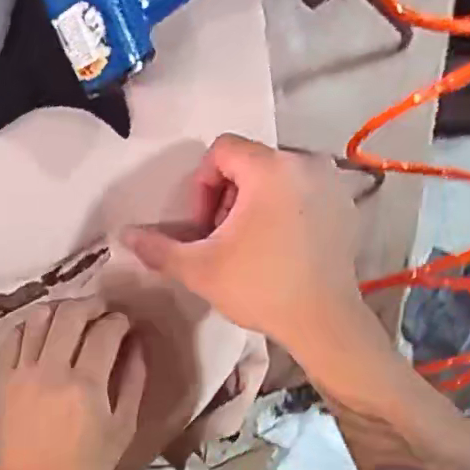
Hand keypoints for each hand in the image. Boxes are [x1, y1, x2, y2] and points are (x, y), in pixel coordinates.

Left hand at [0, 298, 146, 469]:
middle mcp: (52, 371)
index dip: (119, 320)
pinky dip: (30, 325)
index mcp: (86, 386)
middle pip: (70, 315)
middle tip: (102, 311)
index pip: (105, 332)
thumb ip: (133, 383)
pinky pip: (14, 337)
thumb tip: (136, 346)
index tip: (125, 323)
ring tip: (73, 317)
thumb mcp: (122, 430)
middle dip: (91, 305)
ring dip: (60, 309)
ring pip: (38, 318)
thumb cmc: (84, 467)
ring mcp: (23, 373)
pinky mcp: (4, 379)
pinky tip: (44, 332)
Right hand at [123, 134, 367, 352]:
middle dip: (225, 197)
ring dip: (251, 204)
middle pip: (248, 162)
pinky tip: (276, 249)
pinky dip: (281, 211)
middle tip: (219, 240)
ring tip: (246, 246)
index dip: (200, 185)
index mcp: (270, 169)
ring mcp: (331, 183)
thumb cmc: (257, 286)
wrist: (322, 320)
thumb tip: (124, 234)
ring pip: (274, 178)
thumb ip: (158, 247)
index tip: (202, 225)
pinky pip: (301, 193)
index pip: (221, 150)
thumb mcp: (198, 268)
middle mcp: (306, 163)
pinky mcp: (345, 205)